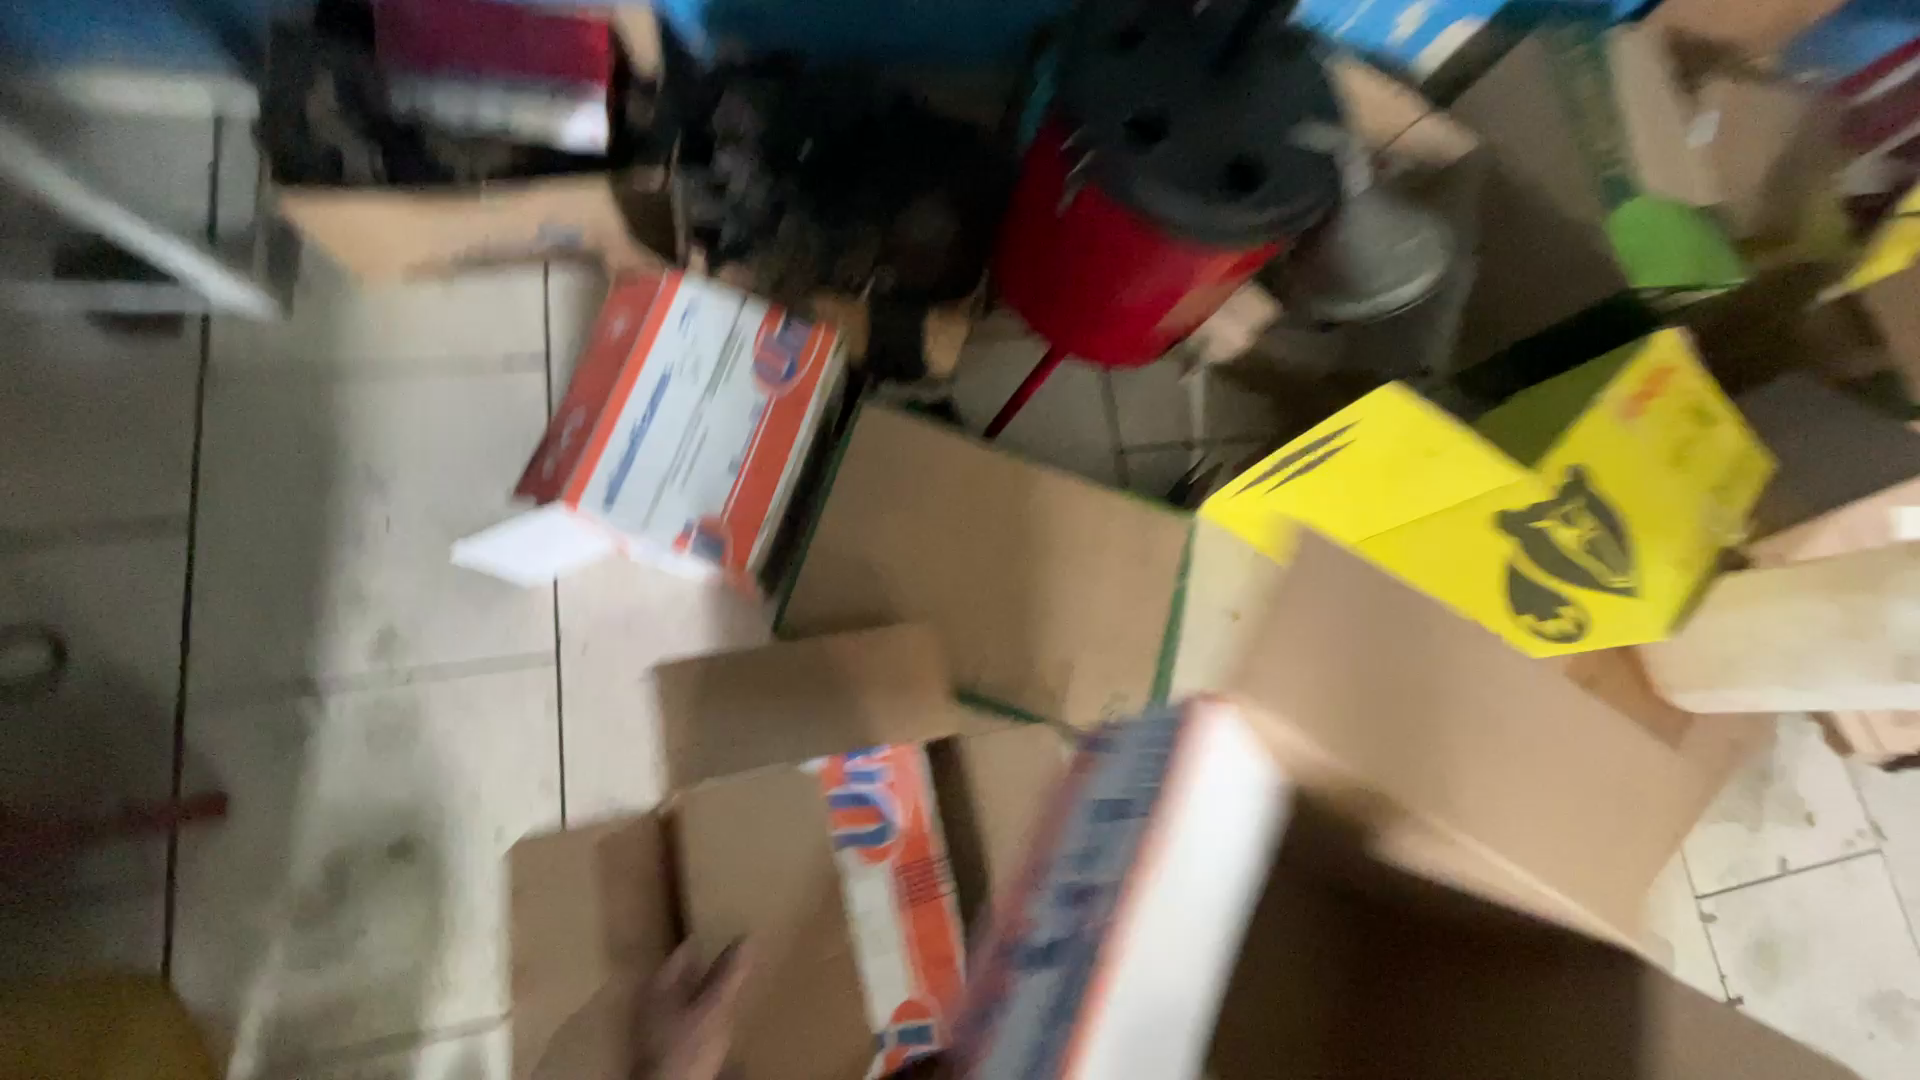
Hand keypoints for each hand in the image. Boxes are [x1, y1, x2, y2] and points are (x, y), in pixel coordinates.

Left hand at [637, 940, 752, 1079]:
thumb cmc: (687, 1046)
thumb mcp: (715, 1006)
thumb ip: (730, 972)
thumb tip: (746, 936)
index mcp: (659, 983)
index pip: (685, 948)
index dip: (708, 937)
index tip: (729, 929)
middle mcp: (651, 999)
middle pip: (683, 973)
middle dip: (707, 965)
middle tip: (734, 955)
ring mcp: (653, 1024)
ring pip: (684, 997)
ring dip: (704, 990)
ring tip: (729, 985)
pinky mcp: (661, 1046)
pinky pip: (684, 1018)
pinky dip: (700, 1012)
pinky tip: (715, 1017)